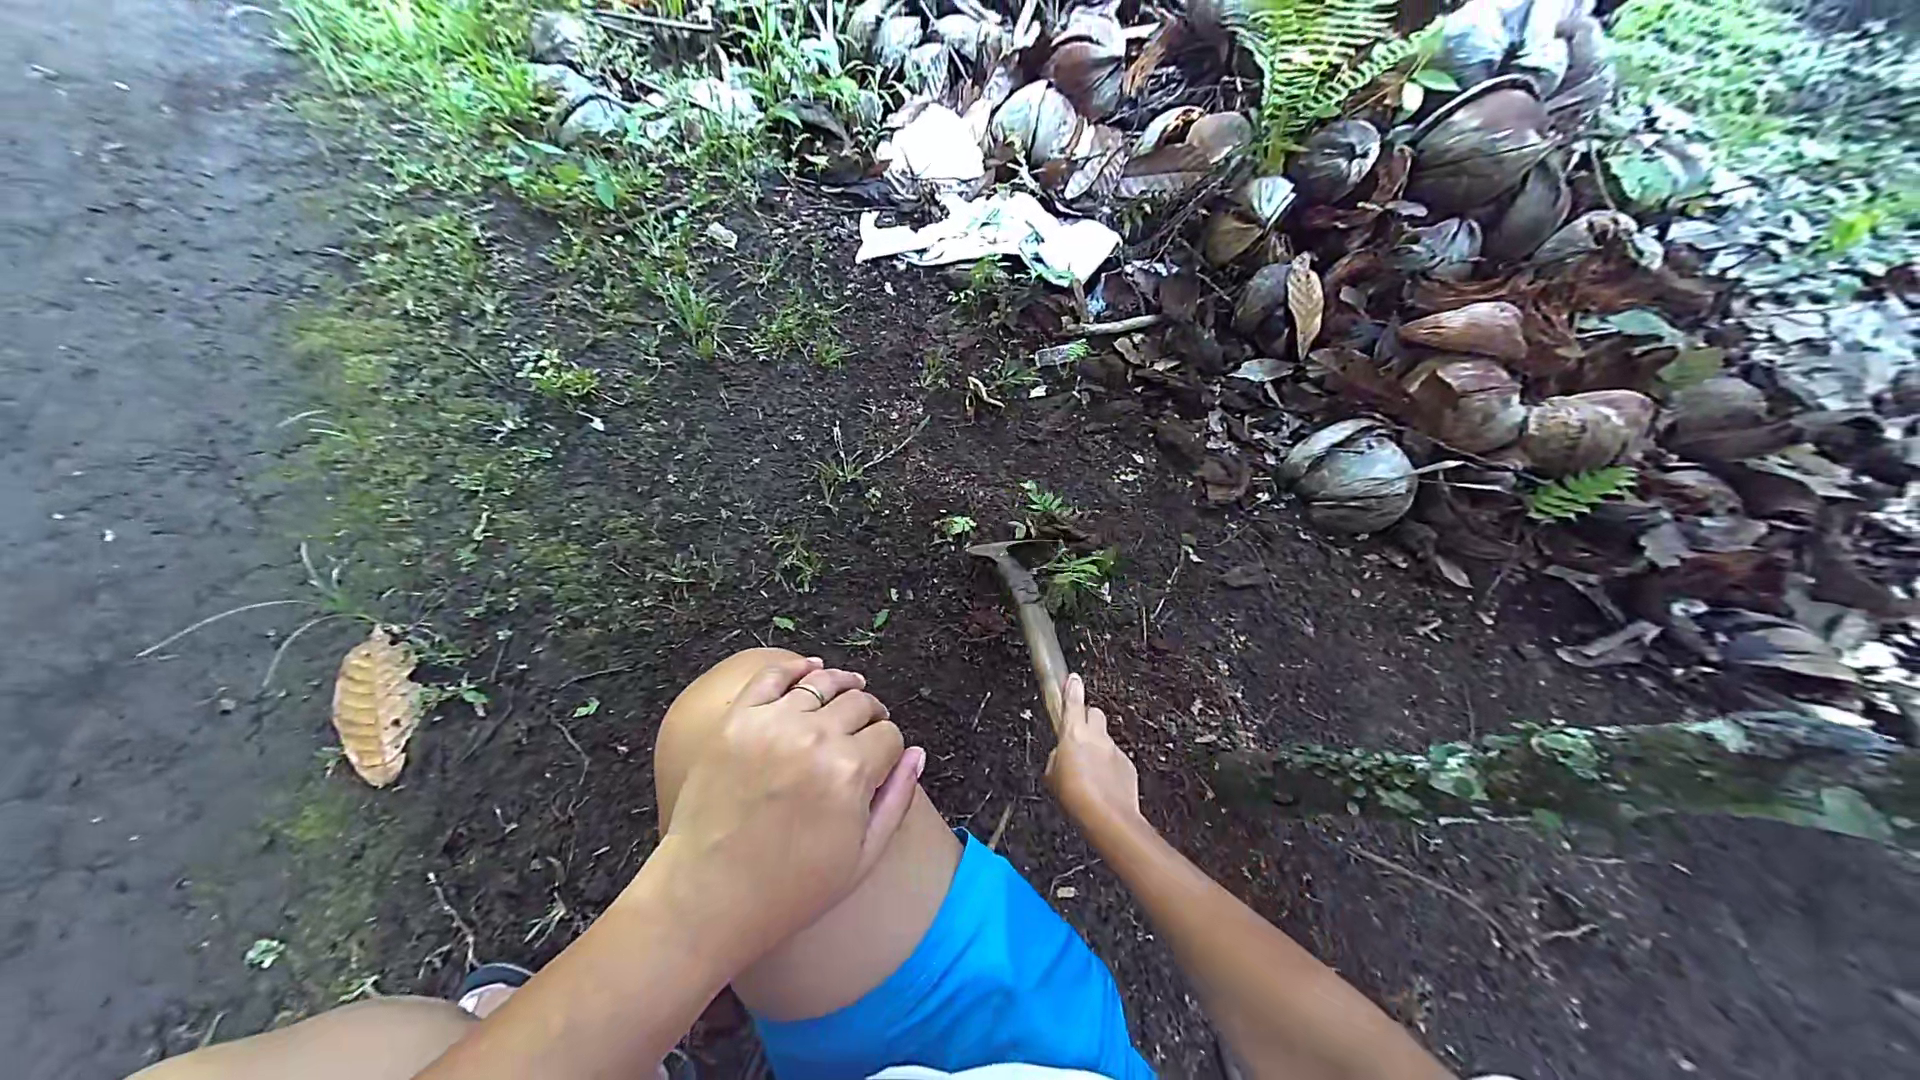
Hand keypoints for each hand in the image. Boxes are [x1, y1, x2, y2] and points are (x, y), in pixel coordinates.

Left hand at [653, 656, 924, 960]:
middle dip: (871, 715)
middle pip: (860, 704)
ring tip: (850, 688)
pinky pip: (771, 676)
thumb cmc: (790, 890)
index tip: (881, 762)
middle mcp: (814, 737)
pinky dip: (795, 666)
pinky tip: (810, 668)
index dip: (890, 749)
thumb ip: (897, 799)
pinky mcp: (736, 721)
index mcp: (850, 771)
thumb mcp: (862, 858)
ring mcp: (772, 724)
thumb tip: (917, 753)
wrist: (706, 900)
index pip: (888, 736)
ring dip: (843, 684)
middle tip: (866, 731)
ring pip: (822, 682)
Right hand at [1045, 673, 1142, 830]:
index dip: (1072, 688)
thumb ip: (1056, 758)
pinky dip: (1109, 764)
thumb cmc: (1076, 797)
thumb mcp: (1051, 776)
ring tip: (1089, 768)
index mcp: (1073, 734)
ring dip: (1097, 746)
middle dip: (1087, 718)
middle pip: (1094, 712)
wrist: (1107, 816)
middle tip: (1079, 733)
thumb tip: (1060, 756)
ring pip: (1104, 737)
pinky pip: (1115, 757)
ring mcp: (1113, 749)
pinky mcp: (1127, 764)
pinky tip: (1102, 782)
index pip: (1072, 701)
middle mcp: (1096, 736)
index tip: (1073, 679)